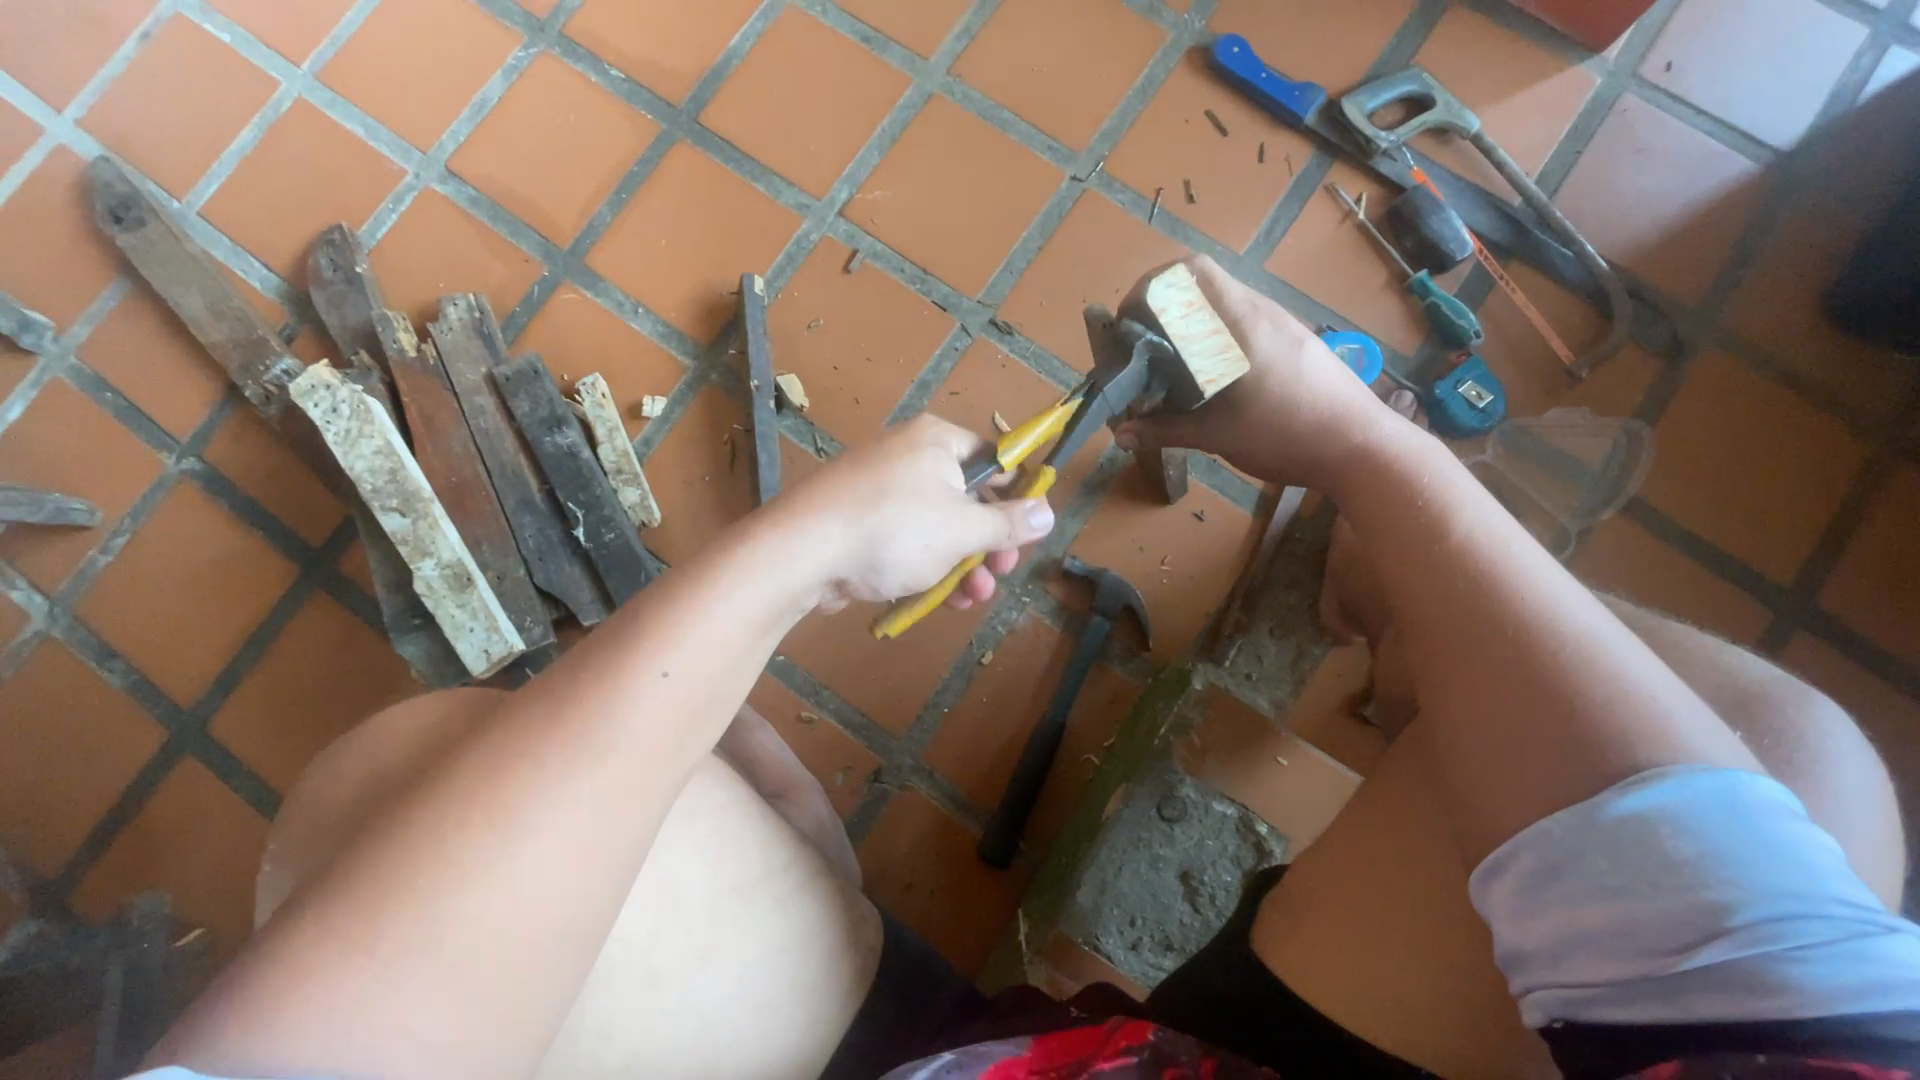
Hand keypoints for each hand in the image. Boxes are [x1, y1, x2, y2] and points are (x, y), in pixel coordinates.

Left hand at [776, 415, 1056, 612]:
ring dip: (963, 563)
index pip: (994, 460)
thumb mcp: (963, 530)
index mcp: (937, 441)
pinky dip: (927, 566)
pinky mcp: (861, 522)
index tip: (1028, 532)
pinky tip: (942, 599)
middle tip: (1002, 573)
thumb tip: (1048, 512)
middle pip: (967, 498)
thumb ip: (1009, 524)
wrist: (801, 553)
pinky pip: (907, 540)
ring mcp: (881, 490)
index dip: (1017, 496)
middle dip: (989, 543)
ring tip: (974, 597)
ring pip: (938, 526)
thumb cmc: (893, 531)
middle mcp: (909, 456)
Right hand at [1113, 256, 1408, 490]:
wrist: (1362, 447)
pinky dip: (1215, 340)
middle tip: (1142, 349)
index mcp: (1240, 323)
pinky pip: (1244, 325)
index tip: (1129, 322)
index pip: (1190, 271)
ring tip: (1171, 367)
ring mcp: (1282, 326)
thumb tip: (1120, 434)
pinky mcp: (1295, 343)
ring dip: (1191, 326)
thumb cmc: (1287, 434)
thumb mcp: (1217, 436)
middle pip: (1203, 285)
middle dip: (1164, 310)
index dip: (1151, 285)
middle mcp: (1261, 312)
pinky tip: (1211, 380)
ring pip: (1224, 306)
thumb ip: (1165, 430)